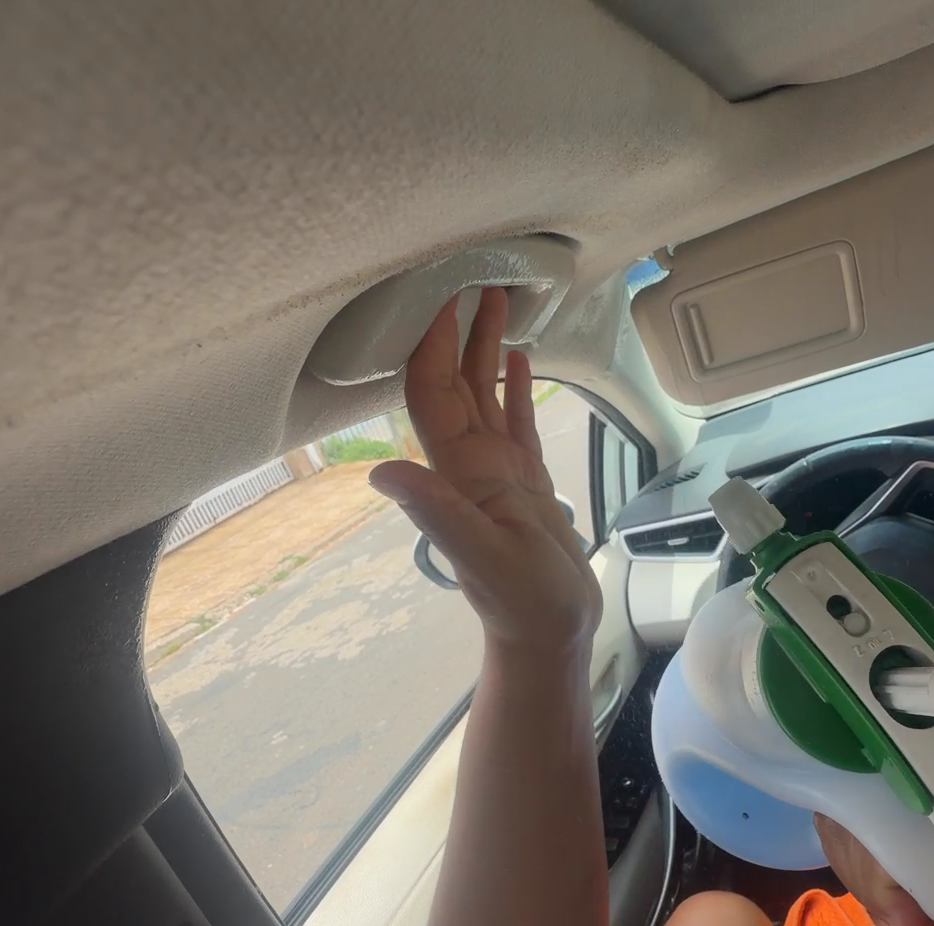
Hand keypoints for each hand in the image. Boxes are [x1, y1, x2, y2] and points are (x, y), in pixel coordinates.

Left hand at [368, 288, 601, 652]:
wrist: (549, 631)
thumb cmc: (522, 602)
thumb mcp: (484, 558)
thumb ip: (438, 513)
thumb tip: (384, 470)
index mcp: (458, 474)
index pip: (433, 396)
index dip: (432, 348)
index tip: (444, 303)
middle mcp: (471, 465)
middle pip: (458, 385)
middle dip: (462, 334)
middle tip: (478, 286)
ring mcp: (499, 472)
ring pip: (487, 397)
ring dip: (488, 351)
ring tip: (500, 306)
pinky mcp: (526, 482)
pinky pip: (517, 423)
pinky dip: (514, 389)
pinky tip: (519, 361)